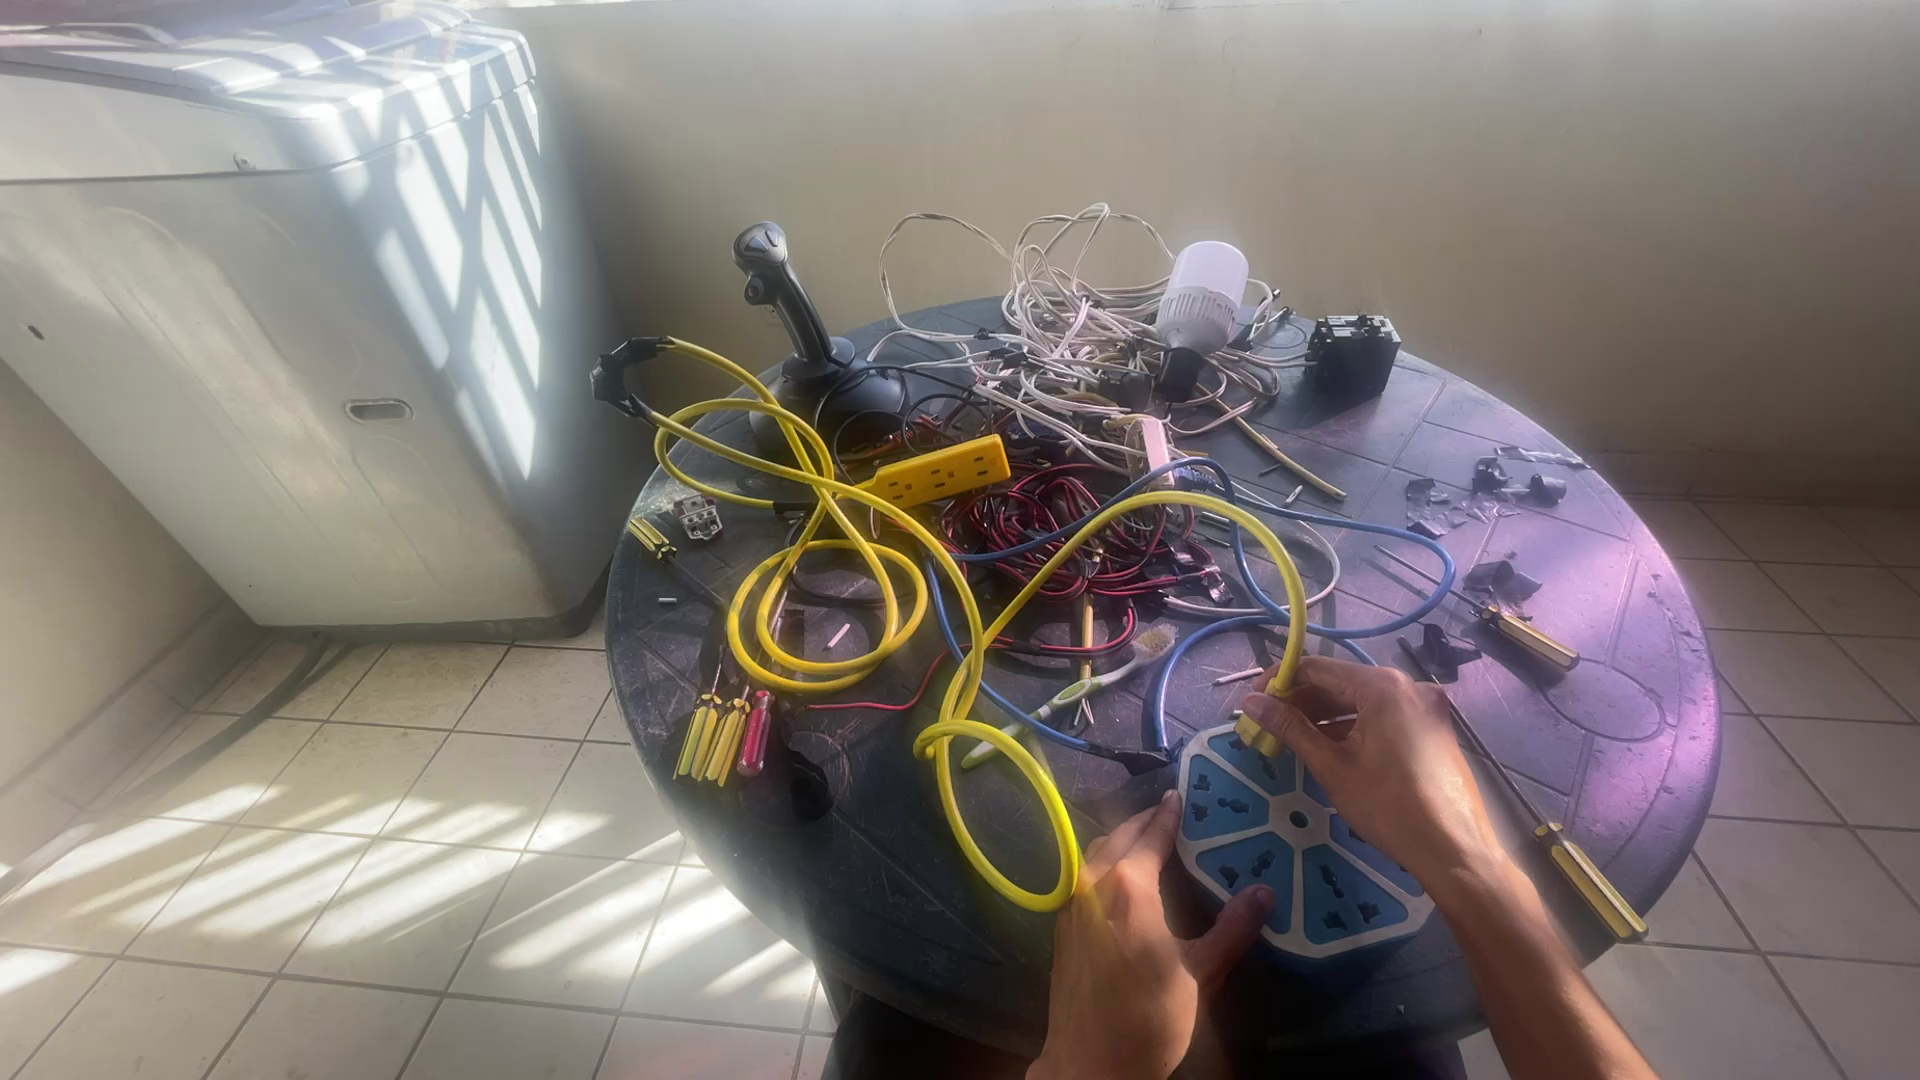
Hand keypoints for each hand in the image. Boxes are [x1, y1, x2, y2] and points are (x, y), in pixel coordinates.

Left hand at [1028, 791, 1271, 1079]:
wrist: (1089, 1060)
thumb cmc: (1149, 1017)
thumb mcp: (1200, 973)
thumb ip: (1232, 929)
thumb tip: (1264, 893)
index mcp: (1128, 884)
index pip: (1151, 835)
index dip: (1167, 814)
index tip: (1179, 794)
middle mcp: (1095, 880)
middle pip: (1120, 835)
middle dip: (1144, 819)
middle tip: (1168, 811)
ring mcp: (1073, 898)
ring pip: (1098, 850)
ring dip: (1122, 836)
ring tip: (1148, 836)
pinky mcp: (1063, 918)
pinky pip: (1085, 871)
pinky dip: (1105, 858)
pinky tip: (1121, 872)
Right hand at [1239, 656, 1507, 890]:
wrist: (1456, 853)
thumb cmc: (1388, 806)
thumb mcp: (1331, 765)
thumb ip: (1289, 727)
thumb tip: (1249, 703)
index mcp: (1382, 686)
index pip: (1315, 668)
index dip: (1279, 681)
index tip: (1253, 702)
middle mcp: (1406, 685)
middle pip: (1338, 681)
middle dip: (1300, 700)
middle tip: (1269, 722)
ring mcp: (1424, 706)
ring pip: (1359, 699)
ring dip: (1323, 714)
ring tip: (1292, 736)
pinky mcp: (1431, 727)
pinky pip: (1380, 714)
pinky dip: (1351, 725)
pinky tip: (1328, 746)